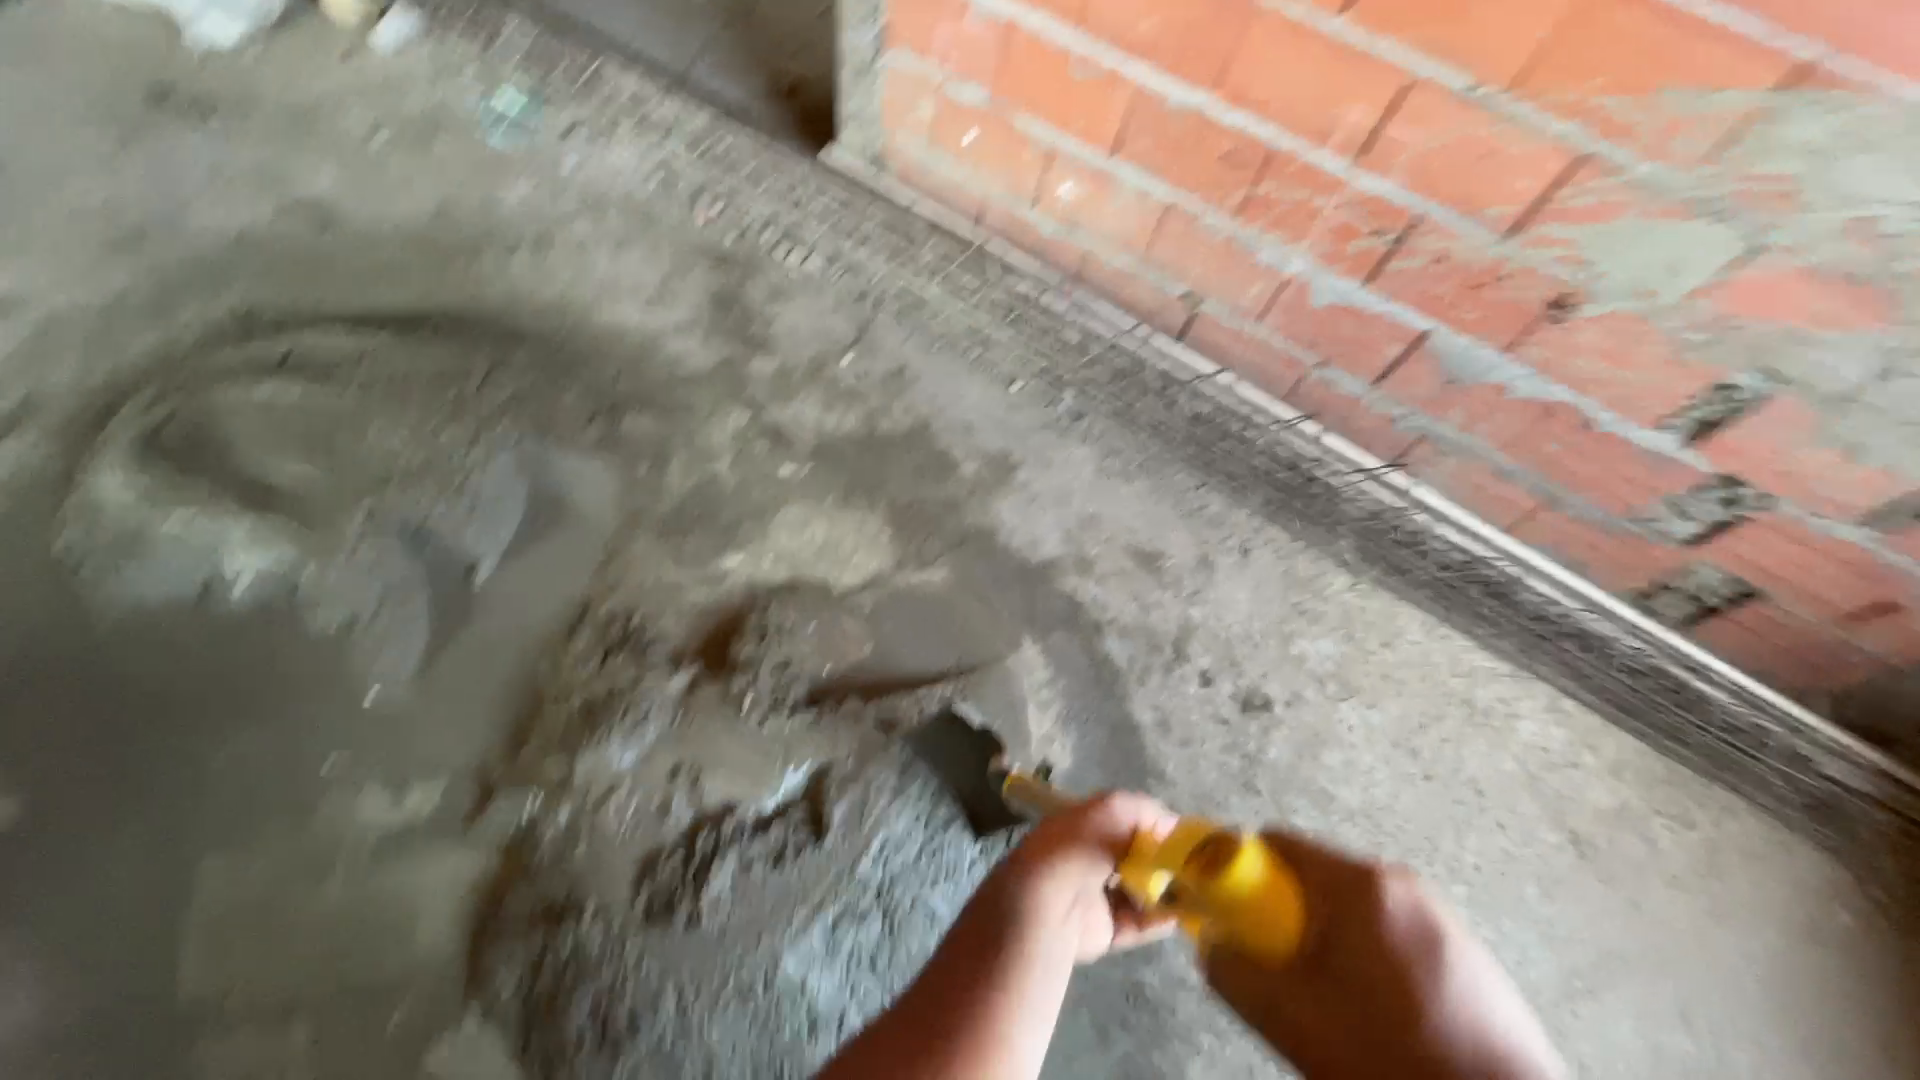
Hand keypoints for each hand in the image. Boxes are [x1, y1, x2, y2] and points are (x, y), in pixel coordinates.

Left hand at [996, 792, 1180, 963]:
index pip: (1122, 822)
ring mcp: (1093, 897)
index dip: (1152, 827)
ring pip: (1138, 892)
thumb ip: (1142, 810)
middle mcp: (1085, 859)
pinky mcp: (1101, 931)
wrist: (1051, 902)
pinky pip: (1136, 924)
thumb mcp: (1111, 809)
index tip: (1182, 836)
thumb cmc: (1078, 846)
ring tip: (1195, 891)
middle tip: (1193, 866)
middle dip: (1162, 861)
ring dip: (1164, 892)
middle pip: (1133, 858)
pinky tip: (1179, 915)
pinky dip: (1158, 920)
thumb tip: (1171, 823)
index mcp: (1080, 826)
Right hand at [1203, 829, 1565, 1079]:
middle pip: (1314, 878)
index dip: (1242, 877)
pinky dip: (1370, 962)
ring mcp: (1443, 916)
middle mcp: (1402, 882)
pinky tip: (1384, 1021)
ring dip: (1328, 944)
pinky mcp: (1469, 953)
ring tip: (1337, 1008)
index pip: (1276, 843)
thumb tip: (1211, 942)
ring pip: (1354, 911)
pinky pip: (1393, 936)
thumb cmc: (1387, 1055)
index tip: (1237, 925)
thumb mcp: (1288, 1017)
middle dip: (1286, 919)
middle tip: (1287, 978)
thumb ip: (1230, 969)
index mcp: (1360, 883)